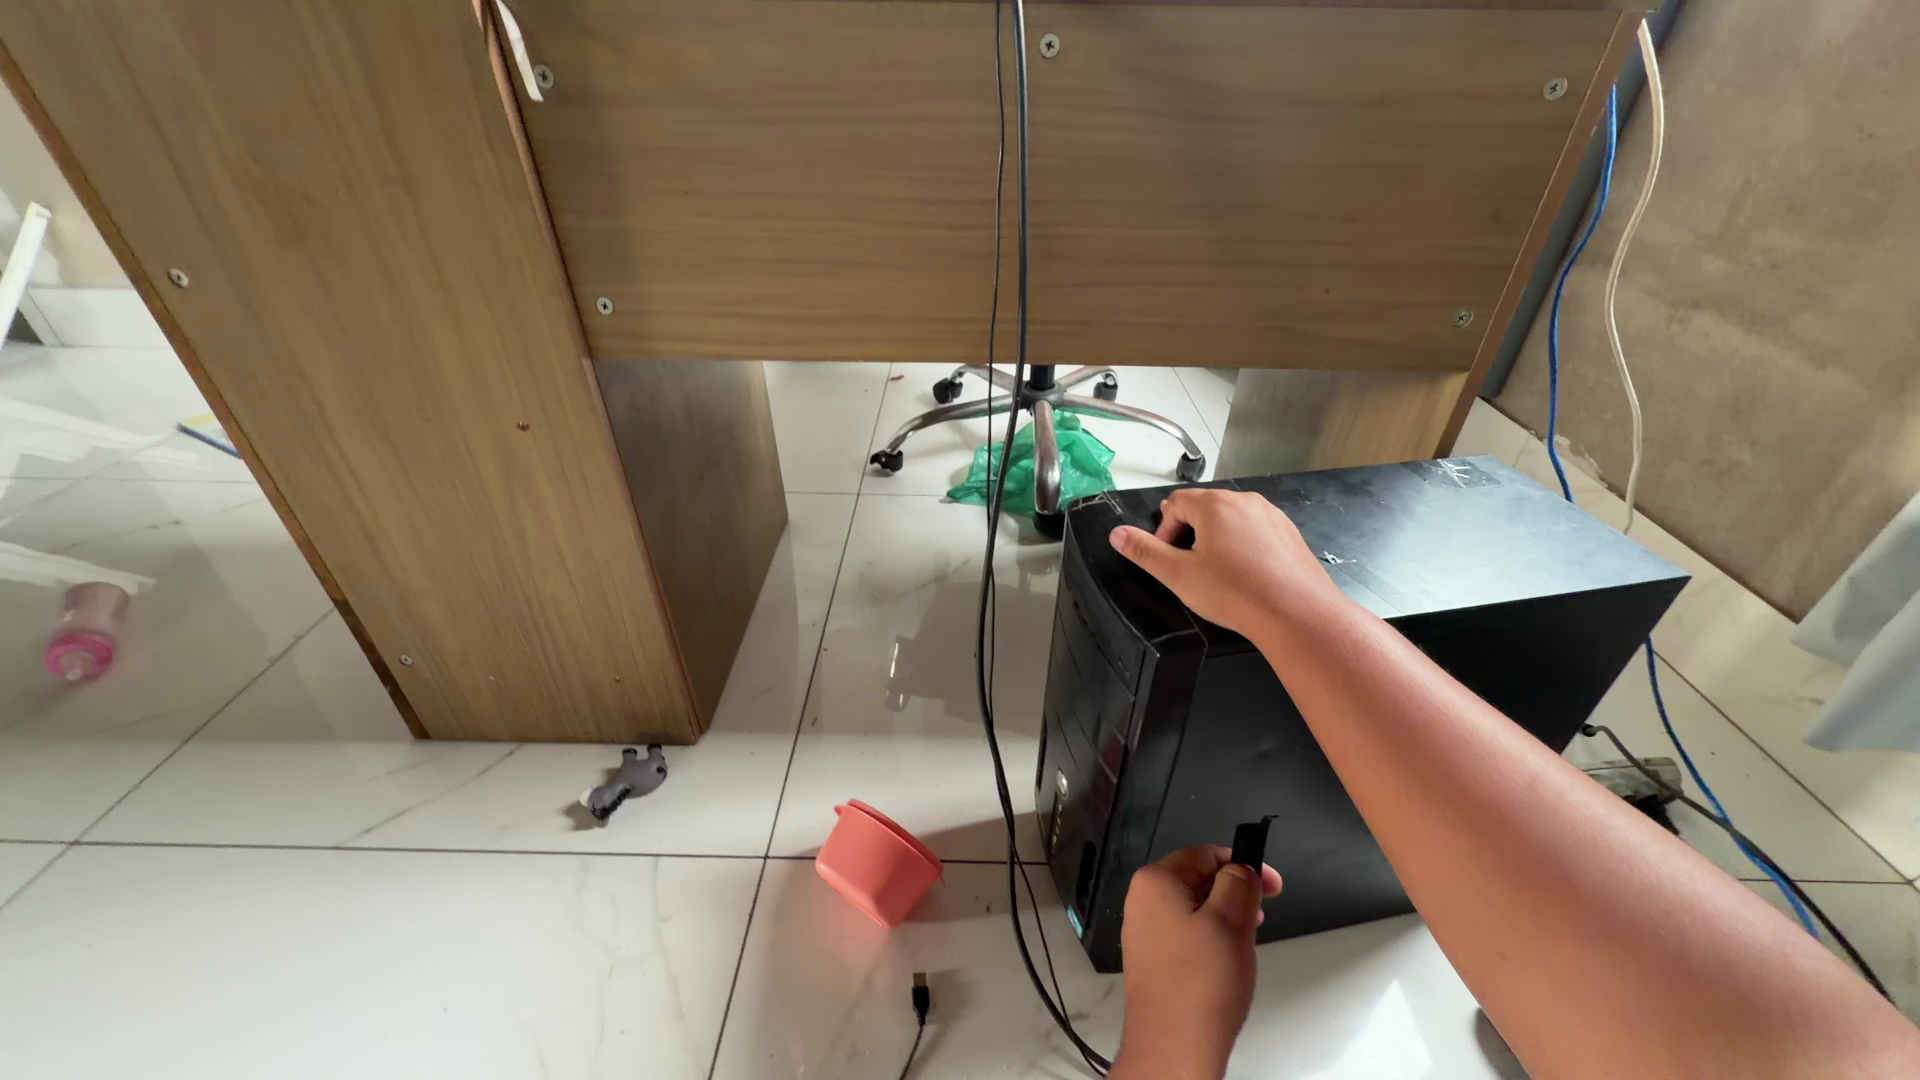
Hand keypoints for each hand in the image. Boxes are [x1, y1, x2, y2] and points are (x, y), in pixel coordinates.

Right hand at [1108, 488, 1344, 639]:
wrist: (1296, 614)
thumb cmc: (1235, 593)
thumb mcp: (1178, 574)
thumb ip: (1144, 551)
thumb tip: (1117, 534)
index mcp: (1215, 505)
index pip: (1176, 504)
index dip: (1164, 531)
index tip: (1168, 559)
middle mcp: (1245, 501)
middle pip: (1204, 508)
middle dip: (1190, 534)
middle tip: (1189, 568)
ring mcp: (1271, 516)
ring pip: (1231, 520)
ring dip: (1216, 541)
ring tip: (1217, 574)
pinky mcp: (1289, 534)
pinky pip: (1255, 532)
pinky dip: (1243, 547)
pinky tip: (1245, 576)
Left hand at [1116, 846, 1283, 1079]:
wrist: (1172, 1048)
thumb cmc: (1203, 981)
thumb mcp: (1231, 921)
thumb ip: (1239, 882)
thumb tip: (1241, 867)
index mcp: (1155, 881)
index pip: (1203, 854)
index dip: (1243, 863)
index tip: (1274, 885)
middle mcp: (1142, 900)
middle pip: (1197, 879)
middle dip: (1234, 892)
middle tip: (1262, 916)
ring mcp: (1143, 931)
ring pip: (1194, 909)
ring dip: (1225, 918)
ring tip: (1246, 943)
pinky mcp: (1151, 960)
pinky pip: (1185, 934)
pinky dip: (1210, 940)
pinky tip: (1226, 964)